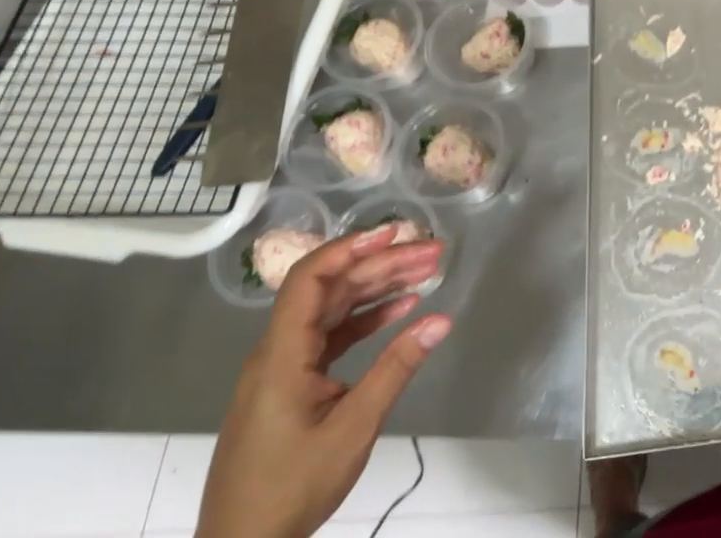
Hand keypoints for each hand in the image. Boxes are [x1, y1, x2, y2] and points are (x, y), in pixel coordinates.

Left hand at [197, 225, 451, 537]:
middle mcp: (277, 352)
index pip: (309, 280)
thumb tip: (442, 319)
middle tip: (433, 253)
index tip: (394, 234)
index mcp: (281, 356)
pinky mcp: (293, 384)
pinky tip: (401, 310)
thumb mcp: (353, 428)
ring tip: (427, 273)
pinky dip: (366, 320)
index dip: (350, 249)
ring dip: (377, 289)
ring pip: (332, 311)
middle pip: (329, 290)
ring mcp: (283, 368)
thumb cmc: (292, 487)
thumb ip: (396, 368)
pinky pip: (330, 338)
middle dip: (381, 266)